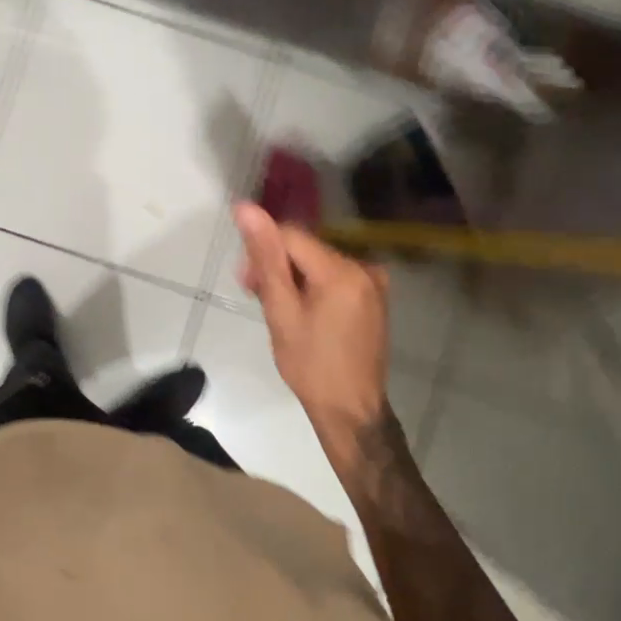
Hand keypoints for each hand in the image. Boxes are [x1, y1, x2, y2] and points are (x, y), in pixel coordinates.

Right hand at [234, 202, 390, 435]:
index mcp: (341, 271)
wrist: (351, 411)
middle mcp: (364, 267)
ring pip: (318, 262)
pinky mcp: (374, 296)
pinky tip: (301, 312)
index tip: (246, 282)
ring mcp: (373, 282)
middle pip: (306, 248)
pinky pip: (334, 277)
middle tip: (256, 297)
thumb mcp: (281, 312)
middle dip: (276, 265)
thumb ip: (266, 258)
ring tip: (278, 310)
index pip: (291, 235)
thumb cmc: (310, 366)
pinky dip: (312, 286)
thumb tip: (247, 209)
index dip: (262, 250)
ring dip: (292, 277)